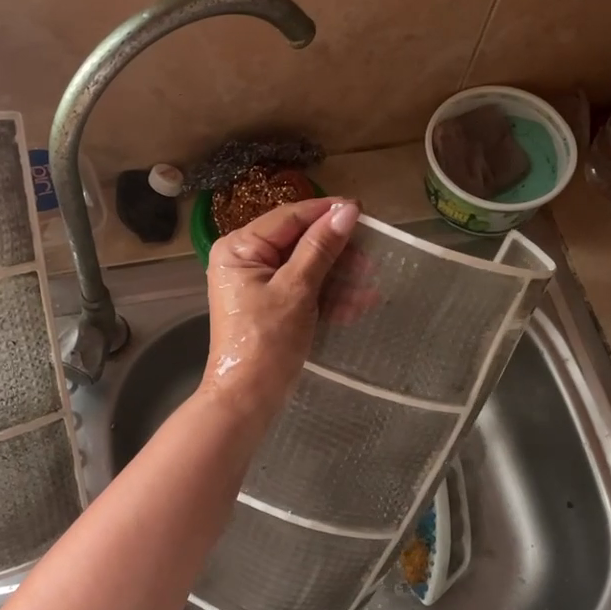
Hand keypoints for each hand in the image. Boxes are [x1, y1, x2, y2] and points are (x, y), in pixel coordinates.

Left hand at [201, 197, 360, 413]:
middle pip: (299, 243)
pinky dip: (328, 298)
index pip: (289, 218)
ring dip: (339, 279)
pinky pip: (303, 292)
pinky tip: (358, 305)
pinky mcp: (271, 308)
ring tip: (370, 288)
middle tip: (371, 260)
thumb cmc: (266, 342)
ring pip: (306, 270)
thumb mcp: (296, 290)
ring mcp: (257, 286)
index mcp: (239, 248)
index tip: (364, 212)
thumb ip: (321, 248)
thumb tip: (347, 210)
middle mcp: (244, 261)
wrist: (246, 399)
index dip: (326, 213)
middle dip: (337, 253)